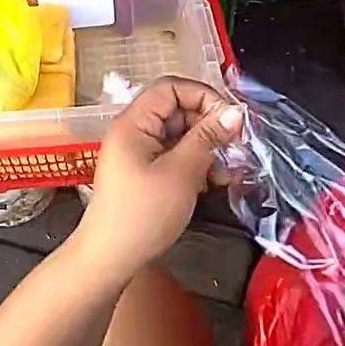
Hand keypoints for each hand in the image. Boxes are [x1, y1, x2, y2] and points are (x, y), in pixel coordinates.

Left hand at [71, 77, 243, 277]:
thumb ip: (207, 138)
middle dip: (208, 125)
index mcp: (134, 123)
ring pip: (179, 135)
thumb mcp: (182, 173)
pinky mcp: (144, 172)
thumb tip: (234, 112)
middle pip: (177, 110)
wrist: (109, 258)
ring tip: (227, 171)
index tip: (230, 118)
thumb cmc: (142, 214)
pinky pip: (174, 155)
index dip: (203, 96)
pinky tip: (213, 182)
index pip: (171, 87)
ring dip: (206, 147)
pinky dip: (195, 164)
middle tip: (235, 146)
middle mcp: (133, 131)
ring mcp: (138, 152)